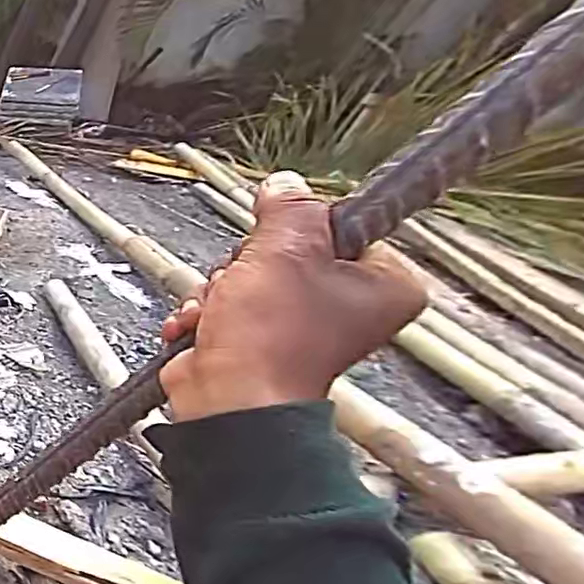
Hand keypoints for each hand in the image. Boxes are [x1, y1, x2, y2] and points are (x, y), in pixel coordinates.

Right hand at [159, 171, 425, 420]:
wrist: (227, 397)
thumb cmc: (270, 340)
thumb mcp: (285, 250)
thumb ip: (289, 209)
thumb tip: (285, 185)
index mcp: (382, 286)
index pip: (339, 228)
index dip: (295, 230)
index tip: (277, 244)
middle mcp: (343, 308)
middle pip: (281, 253)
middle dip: (242, 267)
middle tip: (243, 285)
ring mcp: (294, 326)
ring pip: (243, 279)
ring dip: (216, 291)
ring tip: (219, 312)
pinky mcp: (252, 340)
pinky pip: (221, 306)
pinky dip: (202, 314)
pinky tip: (200, 326)